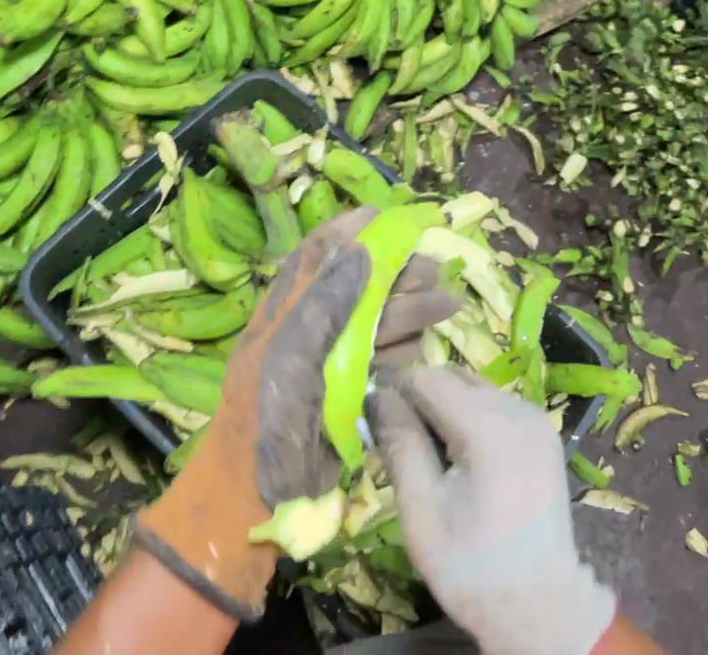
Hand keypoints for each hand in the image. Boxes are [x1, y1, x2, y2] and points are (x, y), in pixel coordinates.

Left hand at [135, 207, 455, 620]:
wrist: (260, 491)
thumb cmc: (266, 414)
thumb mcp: (290, 348)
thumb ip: (326, 295)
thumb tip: (364, 245)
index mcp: (289, 305)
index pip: (320, 251)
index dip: (352, 229)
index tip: (389, 216)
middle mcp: (314, 323)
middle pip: (363, 285)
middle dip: (399, 274)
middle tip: (435, 270)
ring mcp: (336, 358)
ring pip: (382, 321)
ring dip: (414, 310)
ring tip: (447, 303)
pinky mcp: (354, 389)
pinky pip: (388, 361)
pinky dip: (407, 353)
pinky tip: (423, 349)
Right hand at [372, 367, 616, 654]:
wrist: (541, 605)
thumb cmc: (471, 564)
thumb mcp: (422, 508)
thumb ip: (401, 443)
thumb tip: (378, 396)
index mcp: (489, 426)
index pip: (429, 377)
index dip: (396, 389)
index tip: (374, 416)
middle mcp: (518, 409)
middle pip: (454, 377)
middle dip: (421, 395)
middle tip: (396, 435)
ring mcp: (536, 419)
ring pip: (476, 388)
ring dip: (446, 404)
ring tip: (427, 449)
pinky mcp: (544, 433)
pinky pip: (497, 405)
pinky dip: (471, 415)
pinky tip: (460, 454)